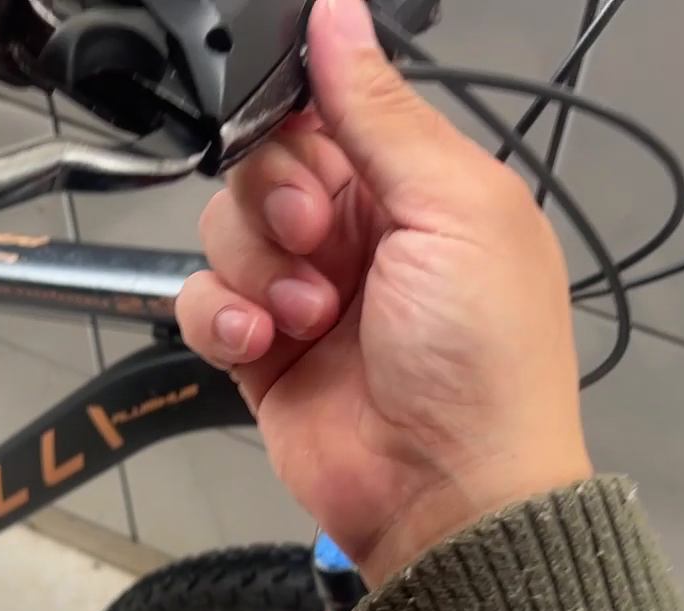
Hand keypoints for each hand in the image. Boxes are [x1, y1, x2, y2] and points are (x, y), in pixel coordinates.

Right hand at [176, 0, 592, 583]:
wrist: (445, 490)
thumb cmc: (479, 353)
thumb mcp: (453, 210)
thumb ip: (383, 115)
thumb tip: (337, 14)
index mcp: (410, 190)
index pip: (325, 115)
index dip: (298, 119)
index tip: (304, 147)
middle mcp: (351, 238)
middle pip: (264, 169)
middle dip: (278, 198)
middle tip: (318, 241)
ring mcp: (300, 298)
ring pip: (226, 234)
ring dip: (257, 266)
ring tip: (309, 316)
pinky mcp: (258, 355)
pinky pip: (203, 305)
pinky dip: (220, 316)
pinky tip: (261, 343)